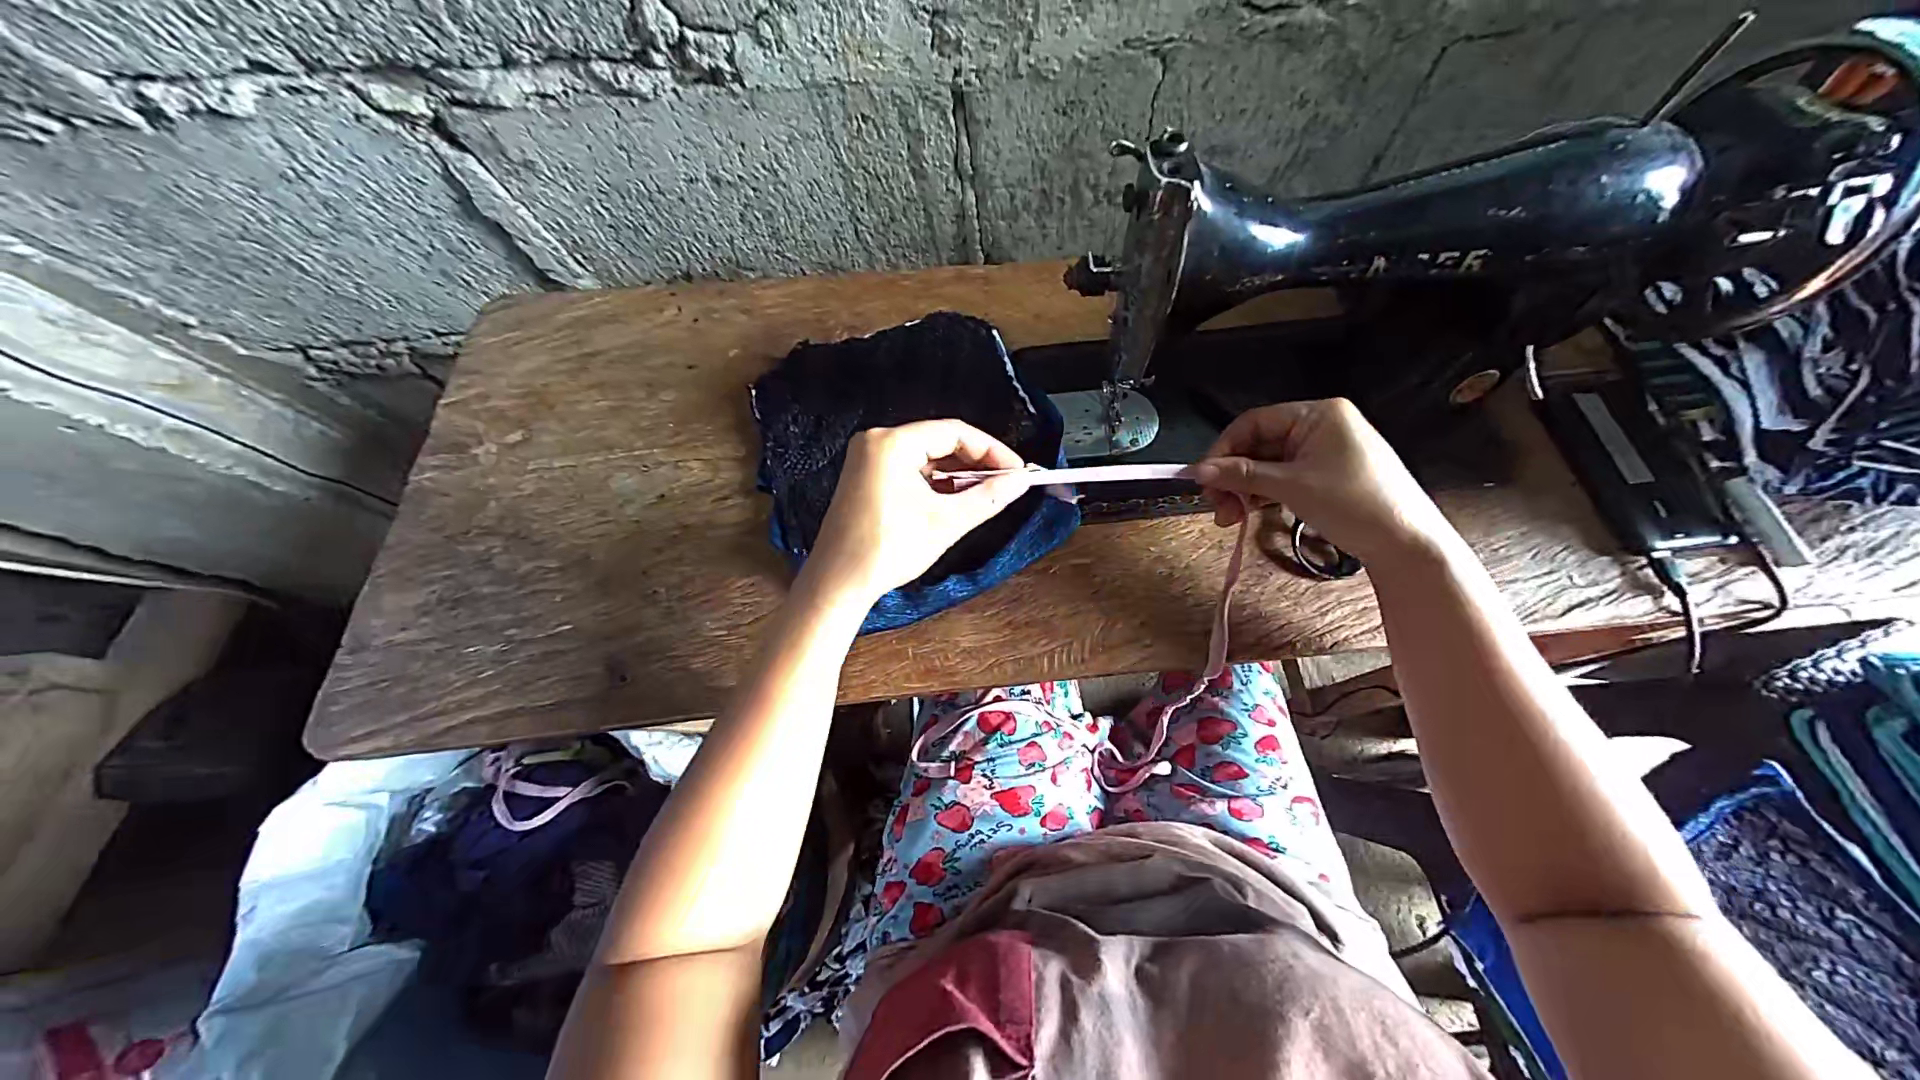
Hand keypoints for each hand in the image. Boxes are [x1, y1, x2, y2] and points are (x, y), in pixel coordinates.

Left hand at [801, 420, 1031, 605]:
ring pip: (927, 456)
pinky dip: (936, 482)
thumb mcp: (946, 522)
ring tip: (986, 494)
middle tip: (1006, 482)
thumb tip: (1018, 482)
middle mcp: (877, 443)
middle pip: (941, 440)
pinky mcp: (867, 478)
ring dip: (958, 474)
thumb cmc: (882, 551)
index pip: (955, 432)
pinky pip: (911, 469)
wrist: (839, 582)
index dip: (992, 450)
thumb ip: (988, 497)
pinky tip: (957, 499)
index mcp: (891, 444)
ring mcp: (869, 460)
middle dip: (976, 463)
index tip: (1016, 469)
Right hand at [1189, 399, 1458, 567]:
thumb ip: (1241, 475)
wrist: (1406, 542)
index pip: (1253, 422)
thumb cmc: (1353, 504)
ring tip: (1231, 518)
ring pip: (1266, 465)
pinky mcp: (1324, 474)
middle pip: (1258, 445)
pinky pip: (1281, 477)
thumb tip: (1196, 470)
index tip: (1202, 479)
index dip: (1223, 449)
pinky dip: (1262, 494)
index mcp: (1317, 414)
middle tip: (1217, 507)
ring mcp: (1322, 451)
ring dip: (1243, 490)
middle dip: (1232, 477)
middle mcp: (1319, 426)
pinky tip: (1250, 513)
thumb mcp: (1291, 487)